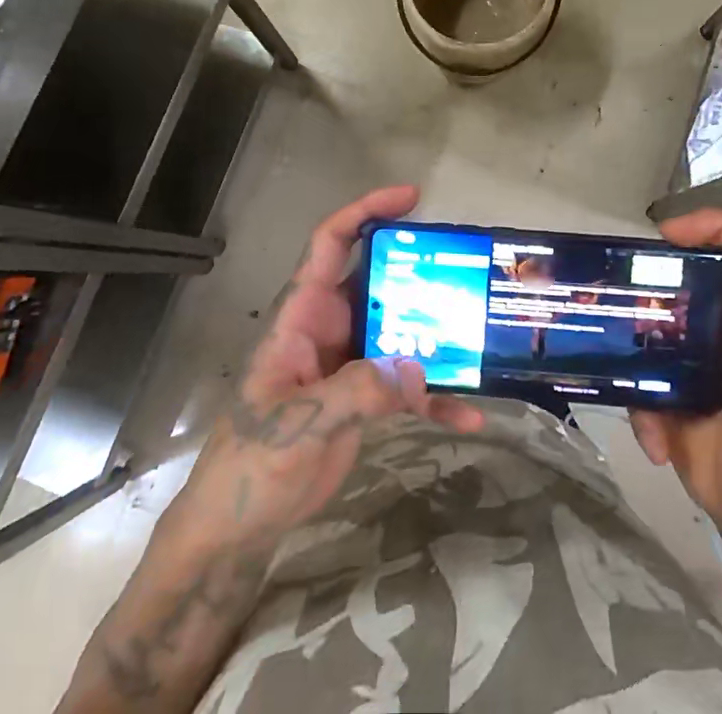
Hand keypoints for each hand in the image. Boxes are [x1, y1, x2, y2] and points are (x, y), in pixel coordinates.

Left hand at [160, 186, 483, 554]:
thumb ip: (356, 392)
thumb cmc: (249, 463)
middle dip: (419, 272)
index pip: (329, 246)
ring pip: (400, 333)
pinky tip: (470, 416)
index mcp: (300, 318)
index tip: (411, 197)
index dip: (365, 212)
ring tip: (482, 336)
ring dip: (437, 336)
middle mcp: (328, 330)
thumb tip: (418, 369)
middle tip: (467, 269)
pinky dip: (436, 399)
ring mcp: (349, 365)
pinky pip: (407, 388)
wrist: (239, 525)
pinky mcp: (364, 400)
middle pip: (378, 283)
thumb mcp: (298, 423)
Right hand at [629, 209, 721, 550]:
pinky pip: (645, 377)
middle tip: (620, 296)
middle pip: (693, 278)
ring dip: (637, 354)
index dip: (717, 225)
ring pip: (657, 327)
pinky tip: (655, 443)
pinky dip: (643, 410)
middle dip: (656, 283)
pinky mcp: (676, 389)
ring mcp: (702, 360)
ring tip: (627, 381)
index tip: (666, 235)